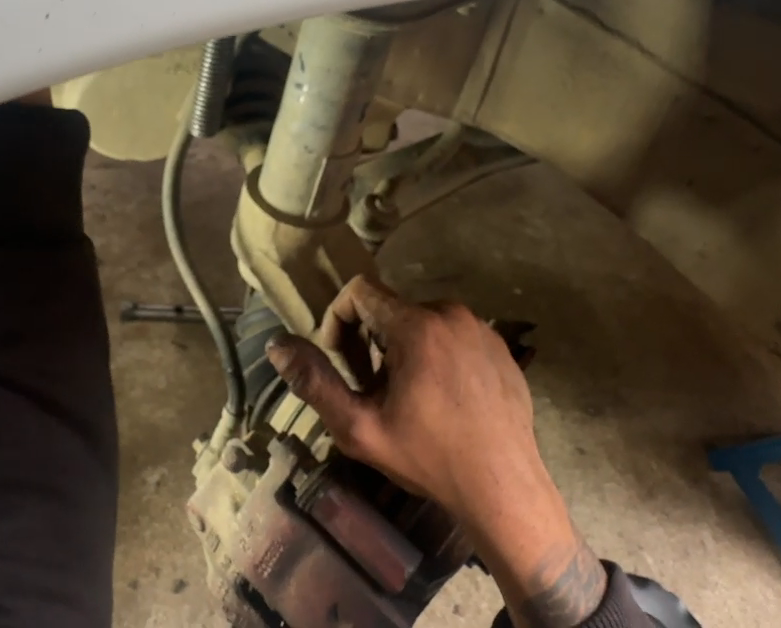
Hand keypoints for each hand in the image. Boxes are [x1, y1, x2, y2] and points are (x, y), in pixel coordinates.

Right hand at [266, 276, 608, 626]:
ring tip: (408, 399)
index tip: (343, 364)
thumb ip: (314, 382)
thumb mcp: (359, 427)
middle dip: (371, 342)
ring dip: (404, 350)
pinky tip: (441, 400)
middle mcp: (451, 314)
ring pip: (423, 322)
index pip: (360, 291)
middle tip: (373, 391)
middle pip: (391, 309)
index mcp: (416, 325)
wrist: (504, 489)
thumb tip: (276, 345)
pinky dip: (437, 356)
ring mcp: (482, 329)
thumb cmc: (429, 458)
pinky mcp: (501, 347)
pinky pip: (454, 336)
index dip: (339, 322)